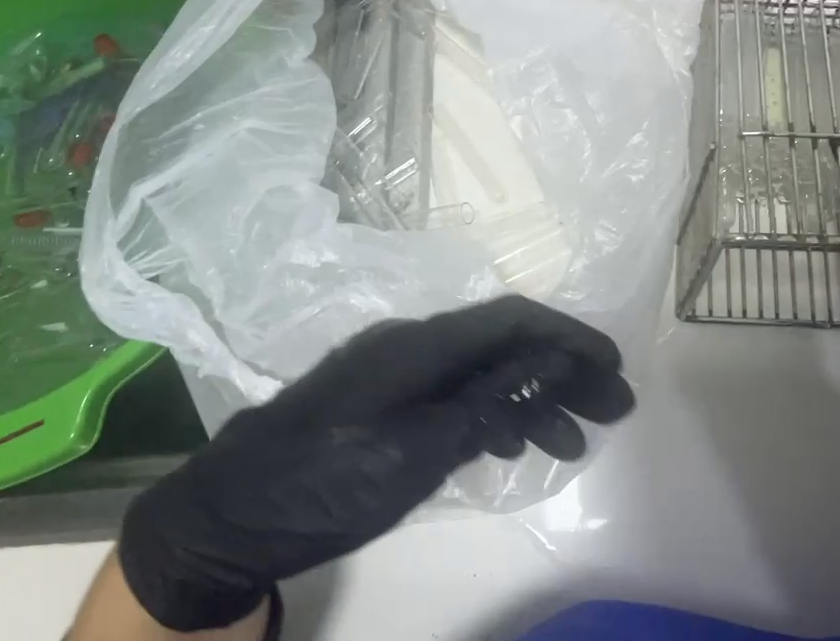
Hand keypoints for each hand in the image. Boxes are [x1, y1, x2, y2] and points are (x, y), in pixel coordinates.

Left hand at [116, 295, 635, 631]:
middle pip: (503, 345)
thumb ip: (488, 403)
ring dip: (531, 400)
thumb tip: (553, 360)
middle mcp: (411, 345)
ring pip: (481, 373)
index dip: (569, 338)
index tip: (614, 366)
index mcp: (419, 345)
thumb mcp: (416, 452)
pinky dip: (492, 415)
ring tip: (574, 442)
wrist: (224, 519)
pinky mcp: (382, 402)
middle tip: (613, 410)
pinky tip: (514, 443)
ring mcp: (394, 373)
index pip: (513, 321)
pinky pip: (454, 396)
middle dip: (561, 372)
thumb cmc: (324, 486)